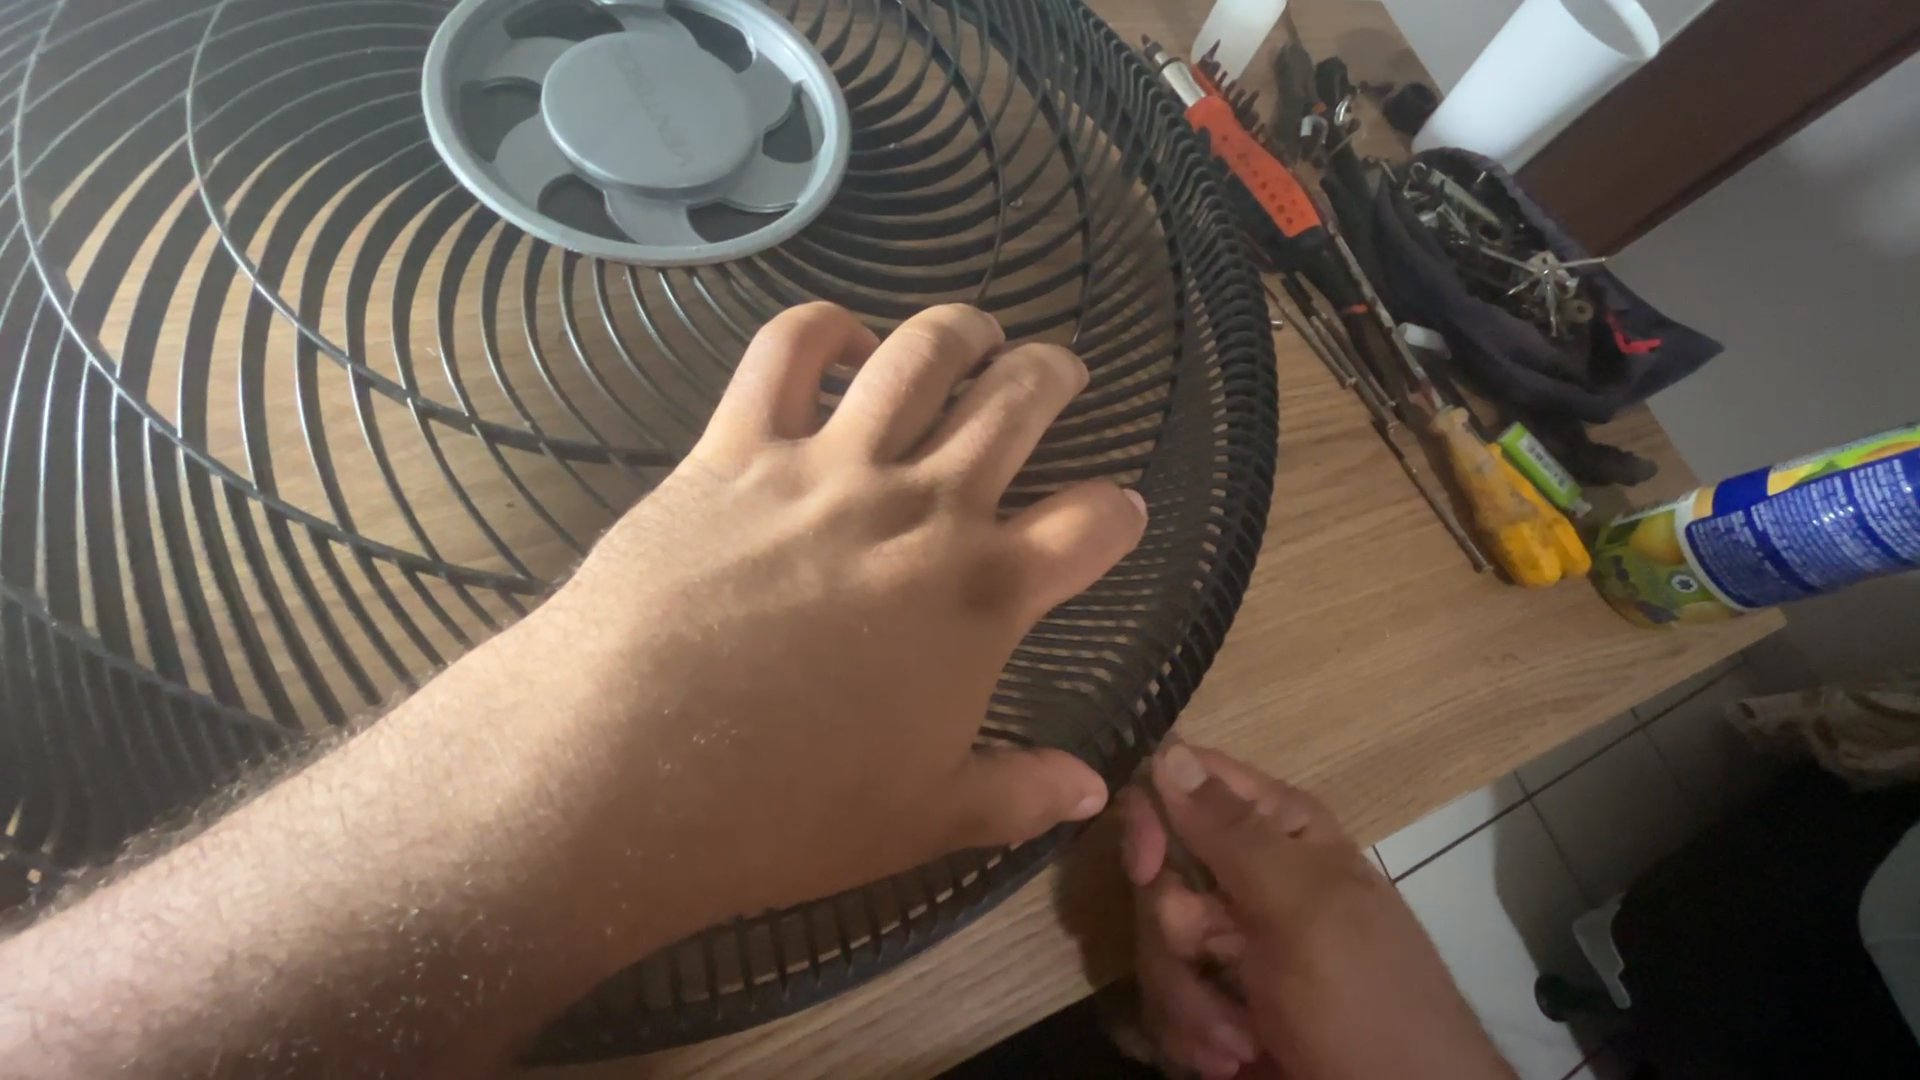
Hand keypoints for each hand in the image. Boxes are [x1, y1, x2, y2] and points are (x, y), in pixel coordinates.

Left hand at [530, 301, 1145, 929]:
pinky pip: (787, 350)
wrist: (625, 769)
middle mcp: (922, 507)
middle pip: (1019, 401)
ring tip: (974, 333)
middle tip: (1058, 372)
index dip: (1118, 512)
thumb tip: (1094, 789)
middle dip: (1053, 375)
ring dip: (962, 330)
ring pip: (920, 353)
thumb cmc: (789, 805)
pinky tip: (842, 342)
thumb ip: (1019, 795)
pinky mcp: (739, 446)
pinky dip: (823, 328)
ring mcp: (830, 466)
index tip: (1118, 510)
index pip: (1090, 524)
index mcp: (982, 593)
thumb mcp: (924, 818)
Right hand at [1120, 744, 1516, 1079]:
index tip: (1146, 864)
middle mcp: (1243, 872)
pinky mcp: (1210, 993)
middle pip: (1155, 866)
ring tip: (1239, 1041)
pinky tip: (1232, 1057)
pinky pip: (1160, 992)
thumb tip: (1167, 748)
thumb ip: (1231, 830)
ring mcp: (1225, 936)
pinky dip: (1189, 1031)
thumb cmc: (1369, 1005)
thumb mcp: (1304, 908)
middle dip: (1174, 928)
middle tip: (1212, 956)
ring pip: (1151, 936)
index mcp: (1275, 828)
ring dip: (1185, 996)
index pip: (1183, 781)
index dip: (1151, 814)